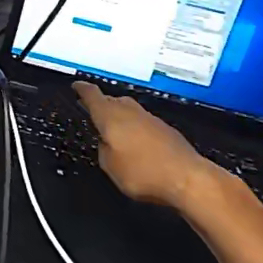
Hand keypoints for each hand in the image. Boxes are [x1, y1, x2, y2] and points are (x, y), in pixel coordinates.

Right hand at [73, 81, 218, 207]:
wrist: (186, 177)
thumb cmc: (143, 172)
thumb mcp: (110, 167)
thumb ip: (103, 151)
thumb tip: (106, 144)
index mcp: (110, 117)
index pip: (92, 95)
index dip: (82, 89)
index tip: (77, 86)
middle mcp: (129, 111)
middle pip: (111, 100)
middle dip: (101, 102)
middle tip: (91, 106)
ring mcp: (149, 118)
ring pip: (128, 110)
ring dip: (119, 114)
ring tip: (112, 125)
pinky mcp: (164, 129)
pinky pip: (143, 121)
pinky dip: (135, 126)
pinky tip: (135, 141)